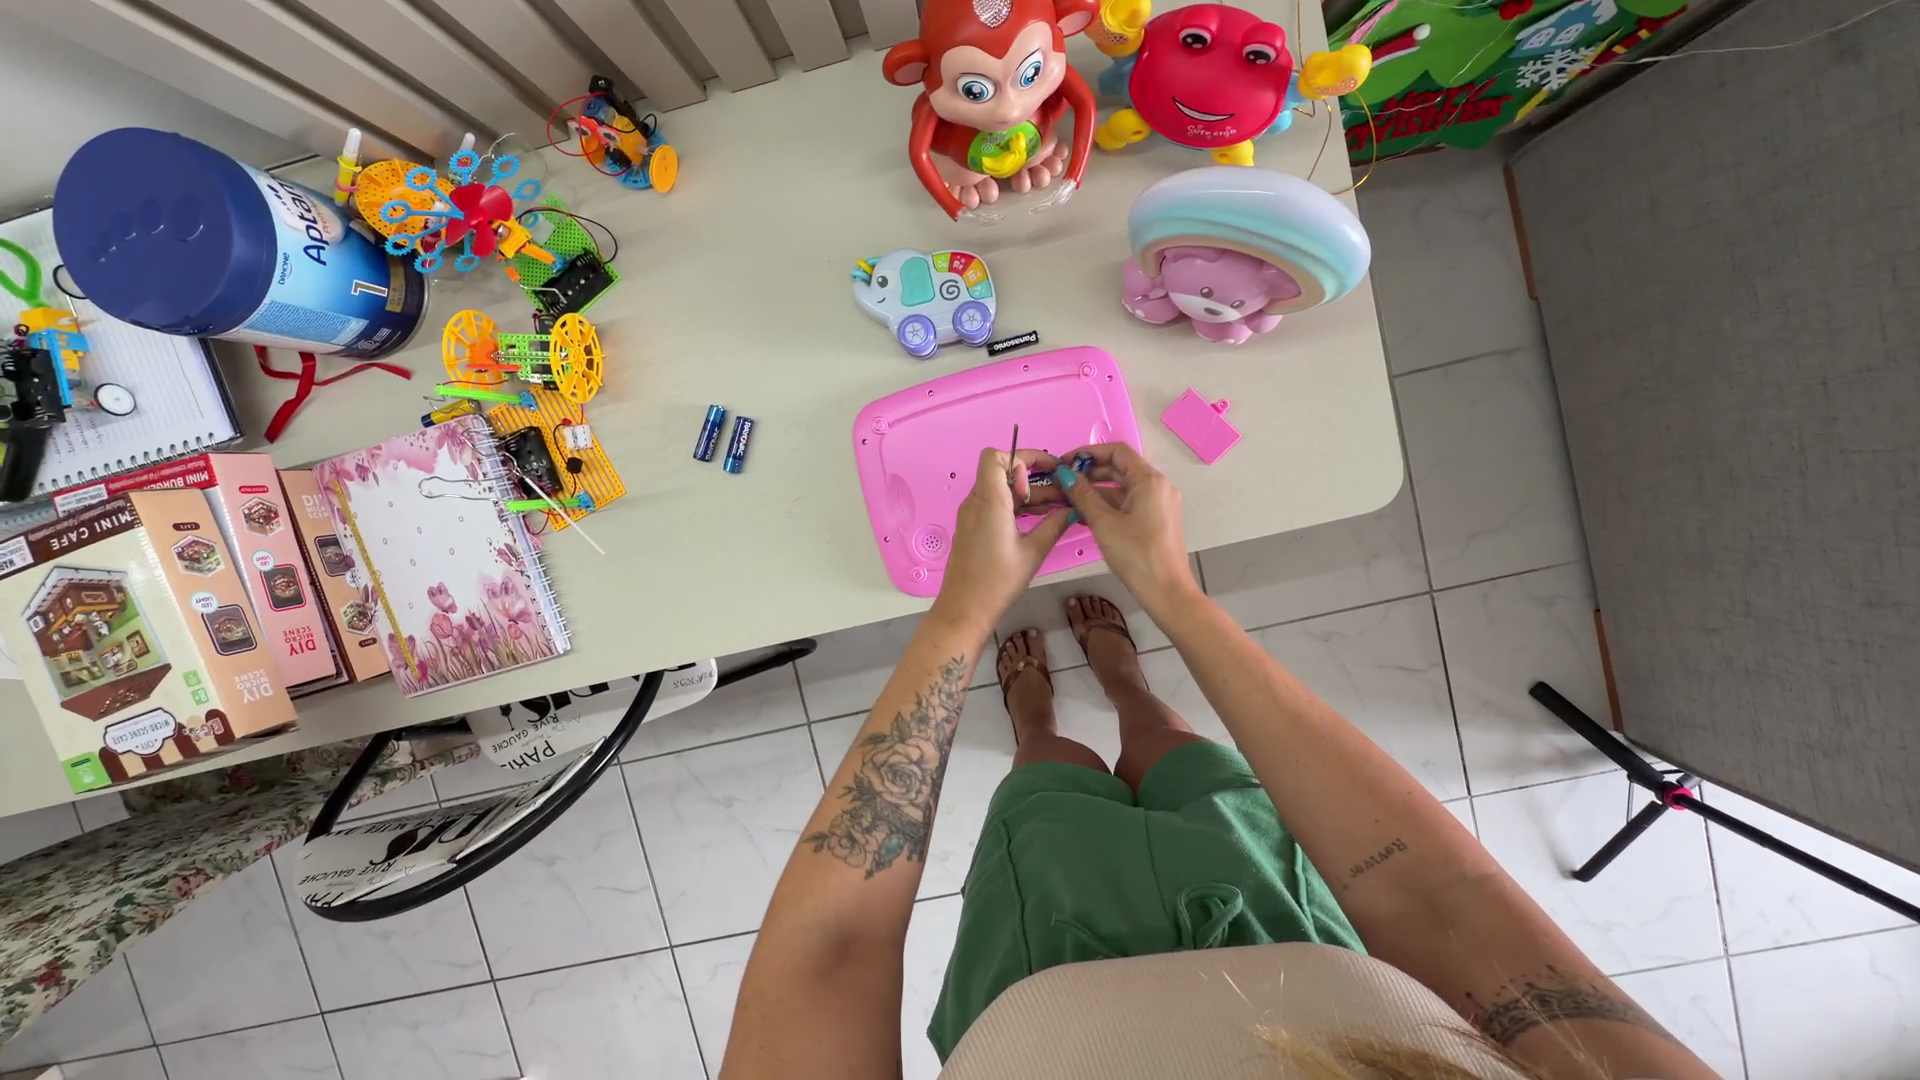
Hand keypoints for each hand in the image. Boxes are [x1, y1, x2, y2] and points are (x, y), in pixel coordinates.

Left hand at [930, 447, 1072, 636]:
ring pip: (1001, 489)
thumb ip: (1054, 525)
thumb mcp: (1033, 552)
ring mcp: (971, 514)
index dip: (1022, 456)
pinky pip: (995, 505)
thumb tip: (1071, 509)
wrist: (964, 609)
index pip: (995, 456)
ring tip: (1058, 507)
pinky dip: (1016, 506)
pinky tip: (1039, 519)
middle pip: (1002, 472)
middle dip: (1034, 477)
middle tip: (1061, 492)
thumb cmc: (998, 581)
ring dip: (1028, 493)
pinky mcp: (972, 527)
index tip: (1047, 469)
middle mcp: (976, 501)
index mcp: (989, 500)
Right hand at [1050, 443, 1197, 609]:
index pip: (1117, 451)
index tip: (1066, 463)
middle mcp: (1158, 486)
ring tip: (1069, 498)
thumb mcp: (1103, 523)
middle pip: (1121, 468)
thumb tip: (1065, 474)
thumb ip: (1083, 495)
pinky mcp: (1158, 519)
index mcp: (1149, 480)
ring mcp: (1160, 503)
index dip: (1089, 452)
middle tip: (1063, 481)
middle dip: (1091, 472)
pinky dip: (1109, 504)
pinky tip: (1087, 514)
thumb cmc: (1136, 555)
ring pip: (1124, 487)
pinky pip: (1130, 502)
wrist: (1166, 591)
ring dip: (1098, 490)